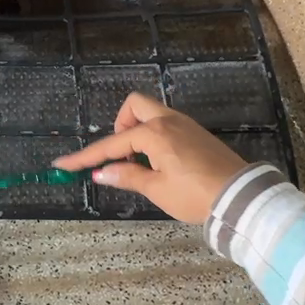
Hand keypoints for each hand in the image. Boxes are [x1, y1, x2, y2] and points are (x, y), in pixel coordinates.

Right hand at [53, 93, 248, 222]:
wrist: (240, 197)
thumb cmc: (195, 194)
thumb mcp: (157, 189)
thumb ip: (127, 176)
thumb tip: (101, 172)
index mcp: (154, 133)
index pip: (112, 144)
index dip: (86, 156)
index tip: (63, 163)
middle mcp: (168, 121)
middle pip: (134, 106)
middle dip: (120, 125)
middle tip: (122, 154)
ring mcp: (185, 124)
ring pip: (152, 113)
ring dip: (138, 131)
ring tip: (141, 163)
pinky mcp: (197, 133)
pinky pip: (166, 123)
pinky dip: (154, 136)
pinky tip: (158, 161)